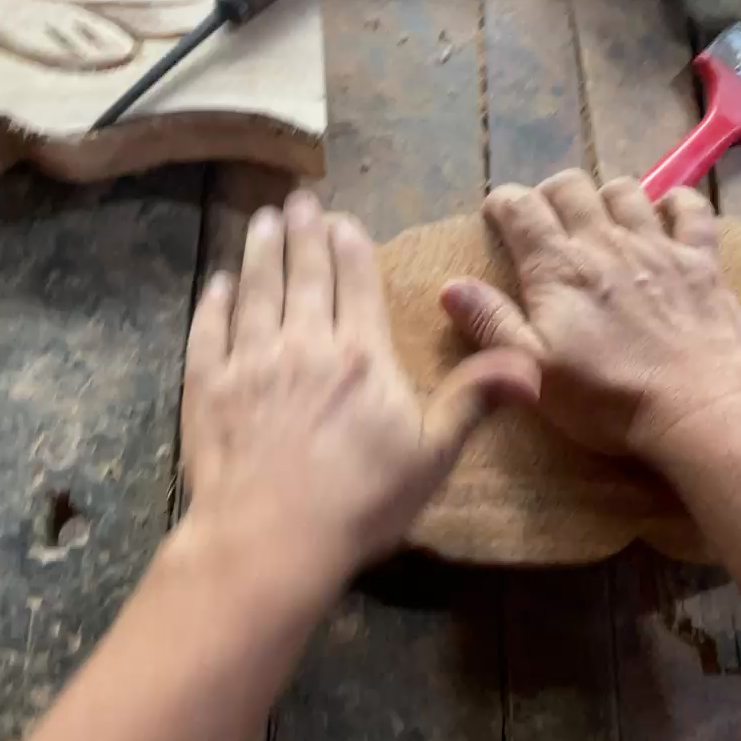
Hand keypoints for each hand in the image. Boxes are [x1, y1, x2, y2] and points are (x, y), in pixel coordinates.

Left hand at [179, 191, 540, 576]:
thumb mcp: (432, 456)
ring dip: (260, 252)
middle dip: (303, 232)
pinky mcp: (207, 388)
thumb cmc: (360, 503)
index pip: (355, 283)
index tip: (341, 218)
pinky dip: (213, 303)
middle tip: (298, 199)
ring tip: (261, 220)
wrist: (269, 542)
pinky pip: (208, 331)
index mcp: (360, 356)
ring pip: (256, 291)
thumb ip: (474, 400)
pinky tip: (216, 284)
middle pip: (304, 274)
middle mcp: (303, 344)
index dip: (349, 245)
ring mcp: (248, 363)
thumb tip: (533, 363)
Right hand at [443, 171, 740, 457]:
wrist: (696, 405)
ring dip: (605, 197)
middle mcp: (604, 243)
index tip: (496, 214)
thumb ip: (491, 322)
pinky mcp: (701, 260)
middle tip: (545, 221)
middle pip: (571, 187)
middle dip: (550, 194)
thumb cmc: (605, 396)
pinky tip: (665, 218)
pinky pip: (690, 209)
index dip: (503, 203)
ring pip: (626, 190)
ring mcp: (658, 246)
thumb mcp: (532, 369)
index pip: (521, 209)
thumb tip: (451, 286)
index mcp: (557, 268)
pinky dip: (674, 204)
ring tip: (599, 222)